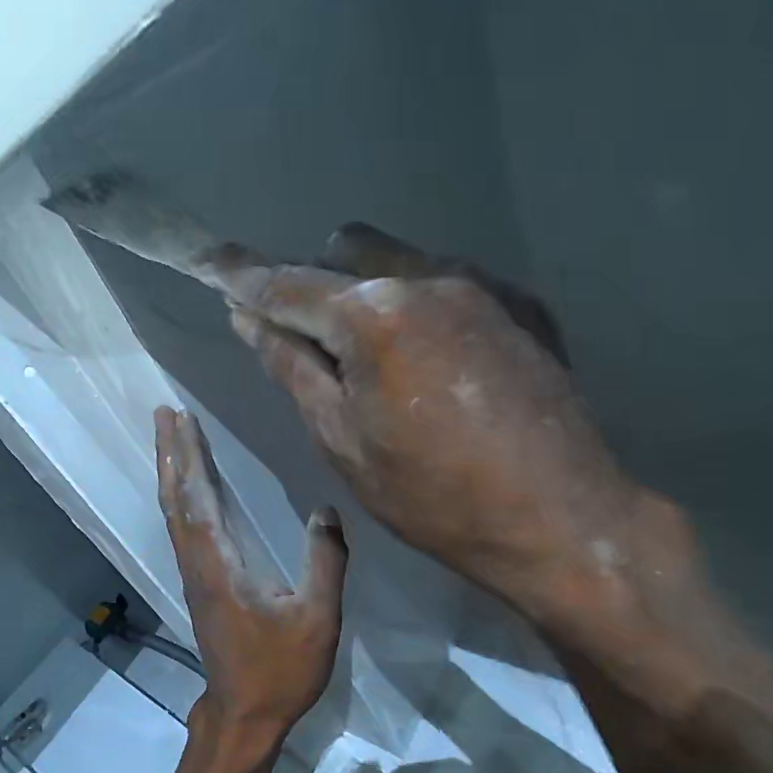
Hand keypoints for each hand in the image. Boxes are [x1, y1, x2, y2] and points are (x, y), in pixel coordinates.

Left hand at [155, 407, 347, 737]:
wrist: (245, 714)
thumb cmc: (281, 670)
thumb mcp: (317, 619)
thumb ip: (325, 561)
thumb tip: (326, 509)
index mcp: (219, 565)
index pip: (197, 498)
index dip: (188, 456)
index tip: (179, 418)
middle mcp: (197, 563)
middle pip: (176, 498)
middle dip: (169, 452)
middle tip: (163, 412)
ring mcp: (194, 575)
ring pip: (175, 513)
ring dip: (172, 472)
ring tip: (171, 438)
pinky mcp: (200, 585)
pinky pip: (183, 529)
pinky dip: (181, 497)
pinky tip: (189, 489)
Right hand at [223, 223, 644, 613]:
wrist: (562, 521)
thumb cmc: (434, 497)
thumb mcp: (342, 442)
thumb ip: (292, 368)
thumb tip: (248, 319)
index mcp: (375, 314)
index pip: (288, 284)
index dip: (242, 275)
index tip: (210, 261)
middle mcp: (429, 276)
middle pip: (344, 250)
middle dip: (312, 284)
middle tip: (310, 344)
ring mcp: (484, 285)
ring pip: (397, 259)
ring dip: (366, 292)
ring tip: (377, 360)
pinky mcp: (522, 304)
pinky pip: (447, 282)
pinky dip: (417, 306)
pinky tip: (434, 364)